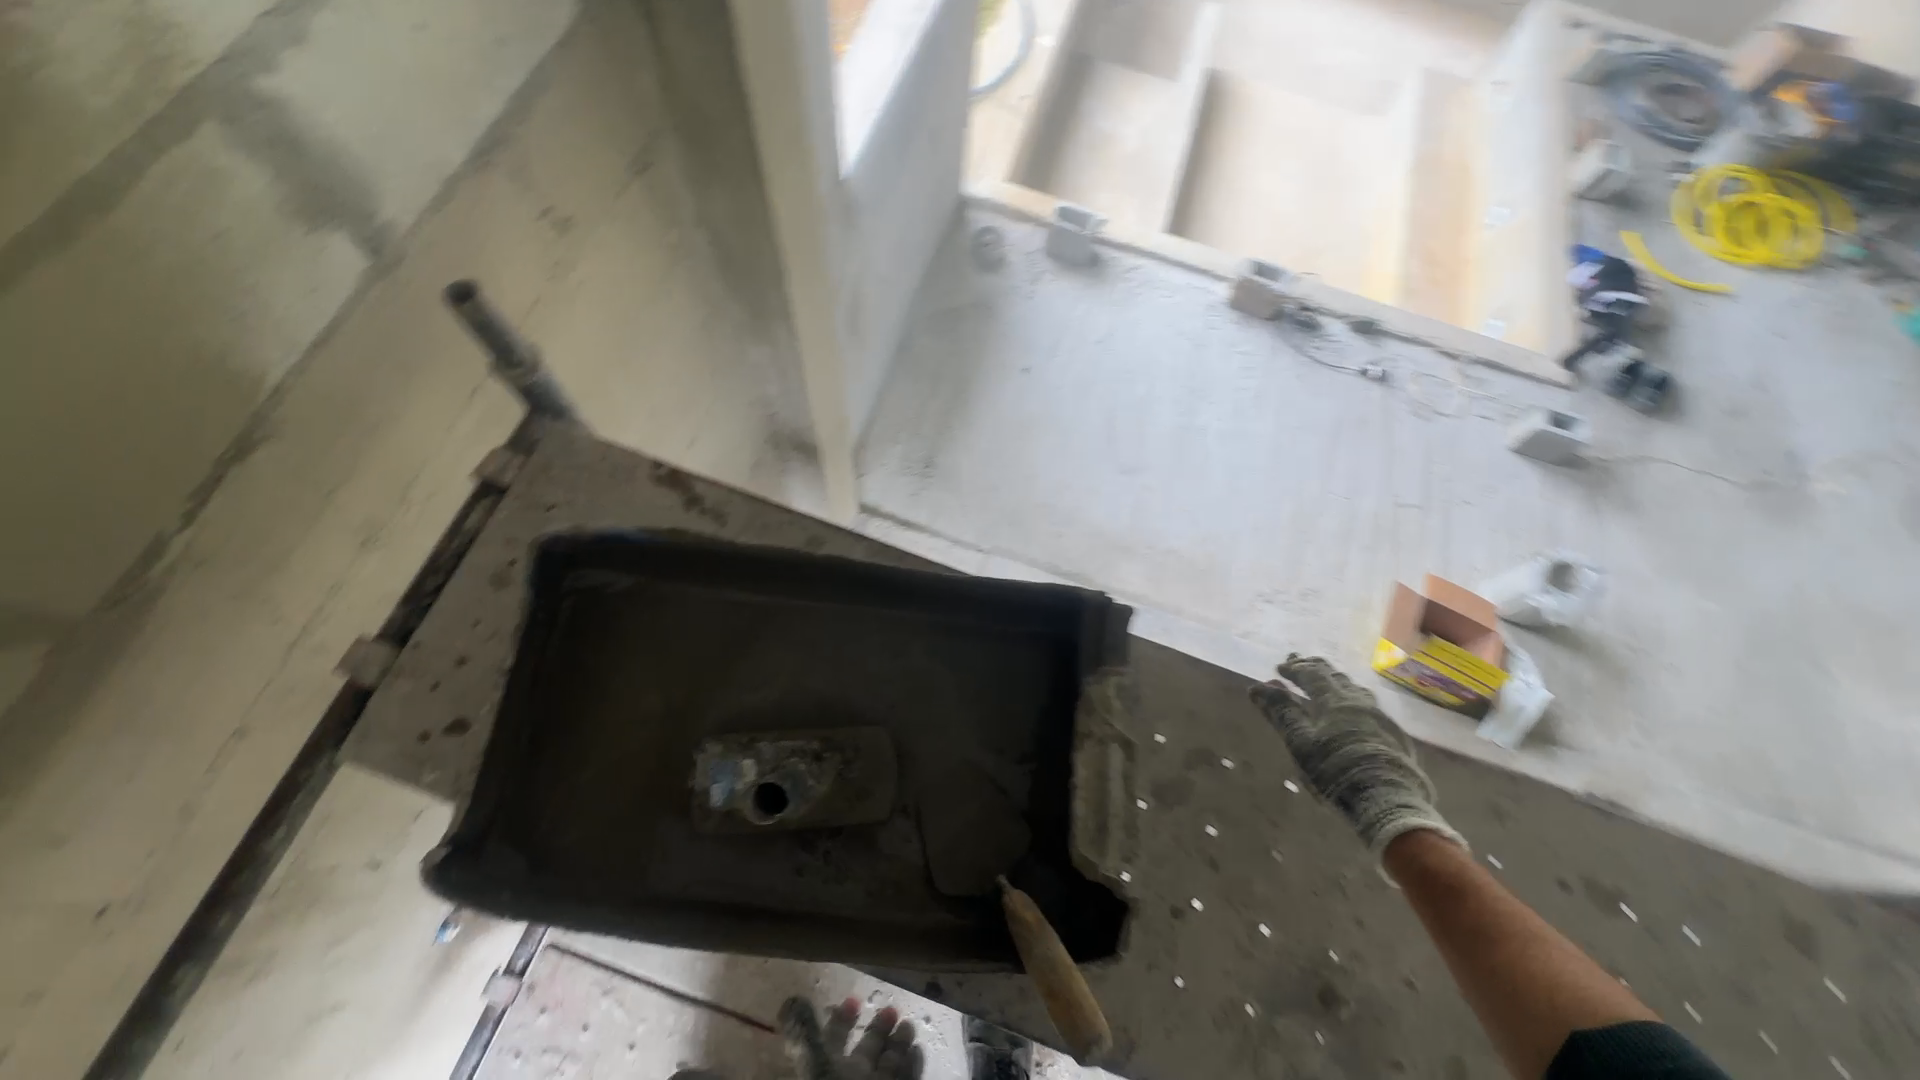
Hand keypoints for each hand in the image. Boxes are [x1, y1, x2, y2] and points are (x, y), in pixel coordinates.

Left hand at [778, 997, 923, 1079]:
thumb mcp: (814, 1064)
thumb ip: (805, 1035)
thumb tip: (791, 1001)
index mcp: (823, 1070)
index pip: (830, 1042)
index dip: (841, 1020)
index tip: (854, 999)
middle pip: (864, 1053)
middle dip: (877, 1030)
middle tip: (891, 1009)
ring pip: (888, 1067)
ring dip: (899, 1045)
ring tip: (908, 1025)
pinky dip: (912, 1067)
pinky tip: (917, 1052)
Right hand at [1247, 655, 1465, 858]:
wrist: (1386, 798)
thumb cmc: (1335, 769)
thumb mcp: (1300, 742)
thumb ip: (1281, 712)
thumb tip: (1258, 687)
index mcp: (1334, 701)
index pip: (1312, 675)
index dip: (1294, 669)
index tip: (1279, 667)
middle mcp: (1358, 702)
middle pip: (1335, 677)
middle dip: (1315, 667)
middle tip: (1300, 661)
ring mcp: (1379, 717)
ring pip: (1355, 689)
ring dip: (1336, 680)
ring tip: (1327, 679)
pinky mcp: (1393, 734)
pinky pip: (1369, 704)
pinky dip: (1353, 697)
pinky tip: (1355, 707)